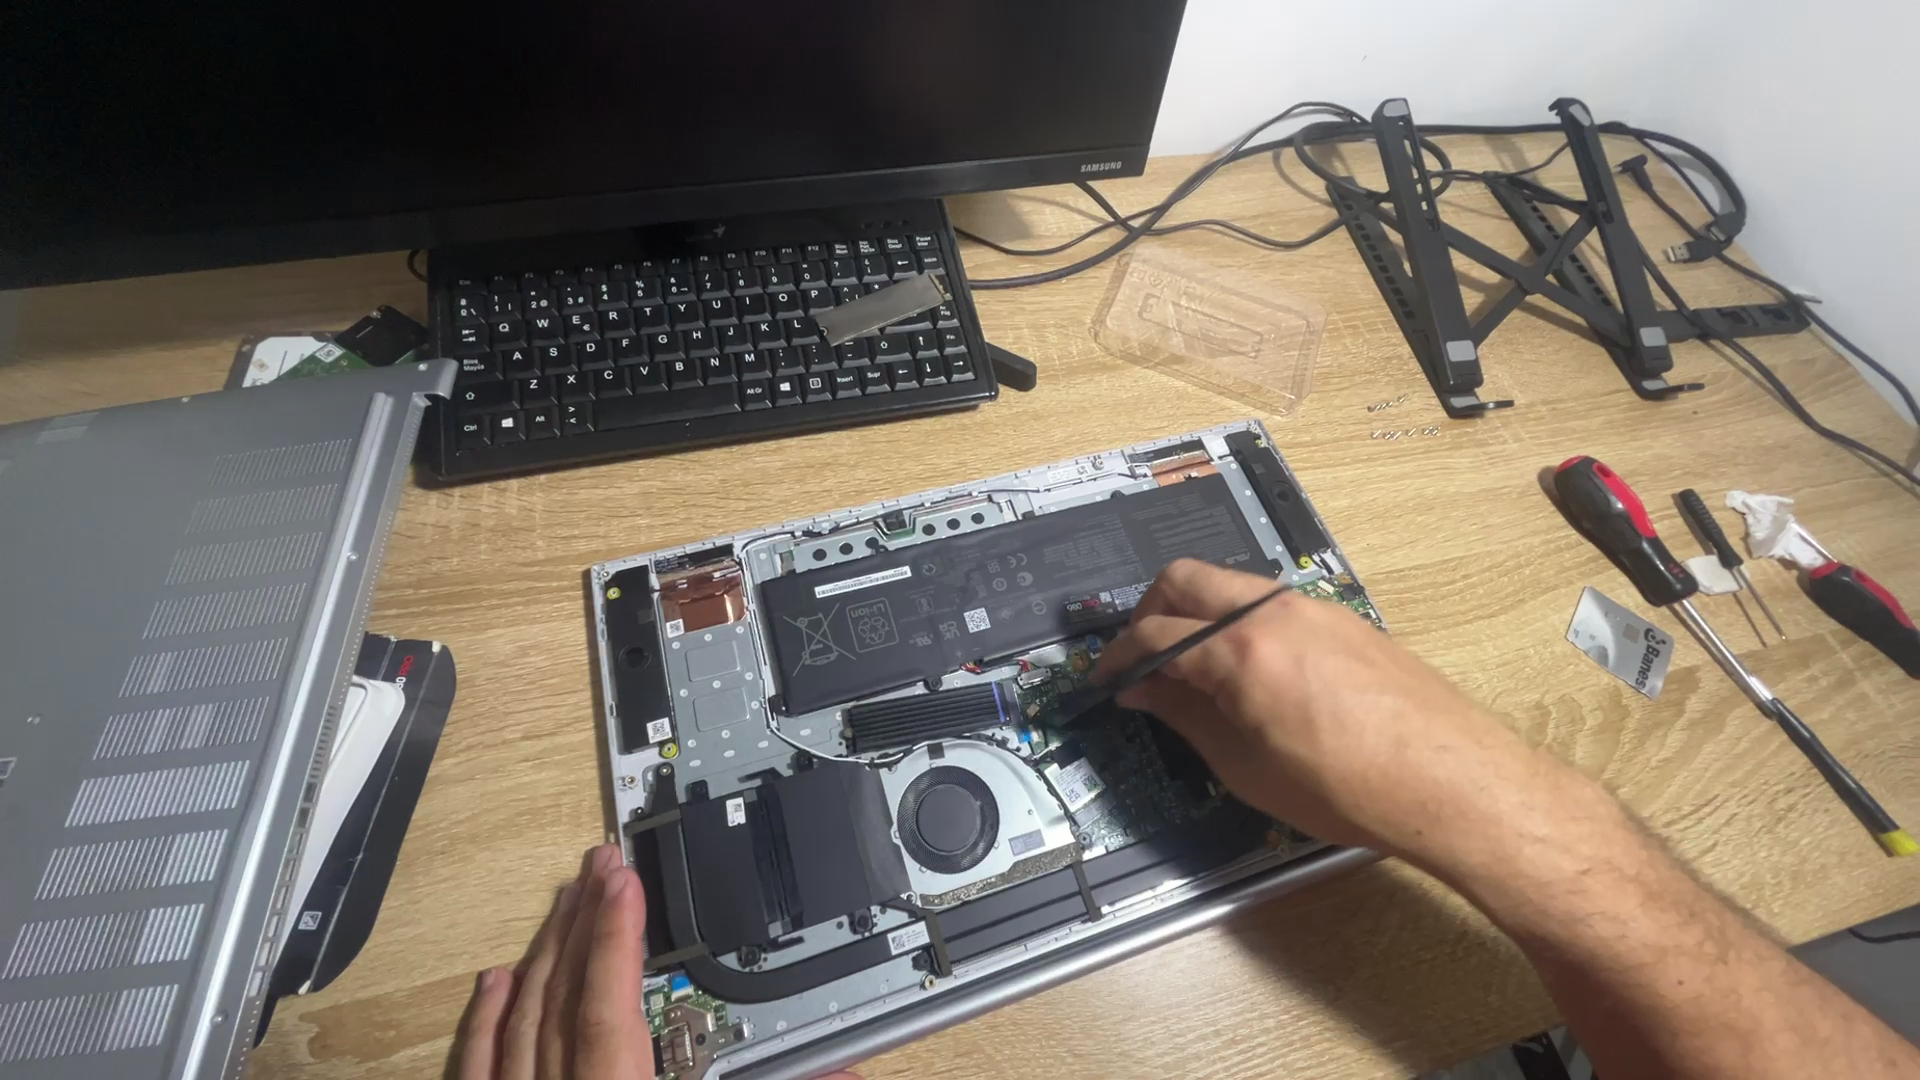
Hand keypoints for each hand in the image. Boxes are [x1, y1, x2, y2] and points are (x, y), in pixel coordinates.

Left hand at [461, 844, 652, 1079]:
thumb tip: (730, 1050)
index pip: (605, 1014)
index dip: (615, 942)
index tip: (624, 883)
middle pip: (564, 1000)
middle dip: (588, 924)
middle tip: (605, 866)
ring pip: (524, 1019)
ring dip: (549, 950)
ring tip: (571, 894)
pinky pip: (474, 1070)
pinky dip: (485, 1020)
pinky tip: (495, 976)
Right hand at [1094, 559, 1558, 872]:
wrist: (1457, 783)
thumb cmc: (1343, 790)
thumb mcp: (1245, 766)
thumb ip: (1183, 716)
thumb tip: (1140, 691)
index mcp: (1239, 651)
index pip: (1153, 634)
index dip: (1119, 656)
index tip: (1107, 679)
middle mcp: (1269, 610)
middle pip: (1181, 577)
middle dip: (1148, 610)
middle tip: (1142, 657)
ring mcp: (1307, 605)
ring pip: (1224, 581)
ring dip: (1193, 610)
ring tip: (1192, 663)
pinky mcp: (1337, 614)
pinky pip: (1264, 598)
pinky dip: (1234, 618)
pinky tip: (1247, 665)